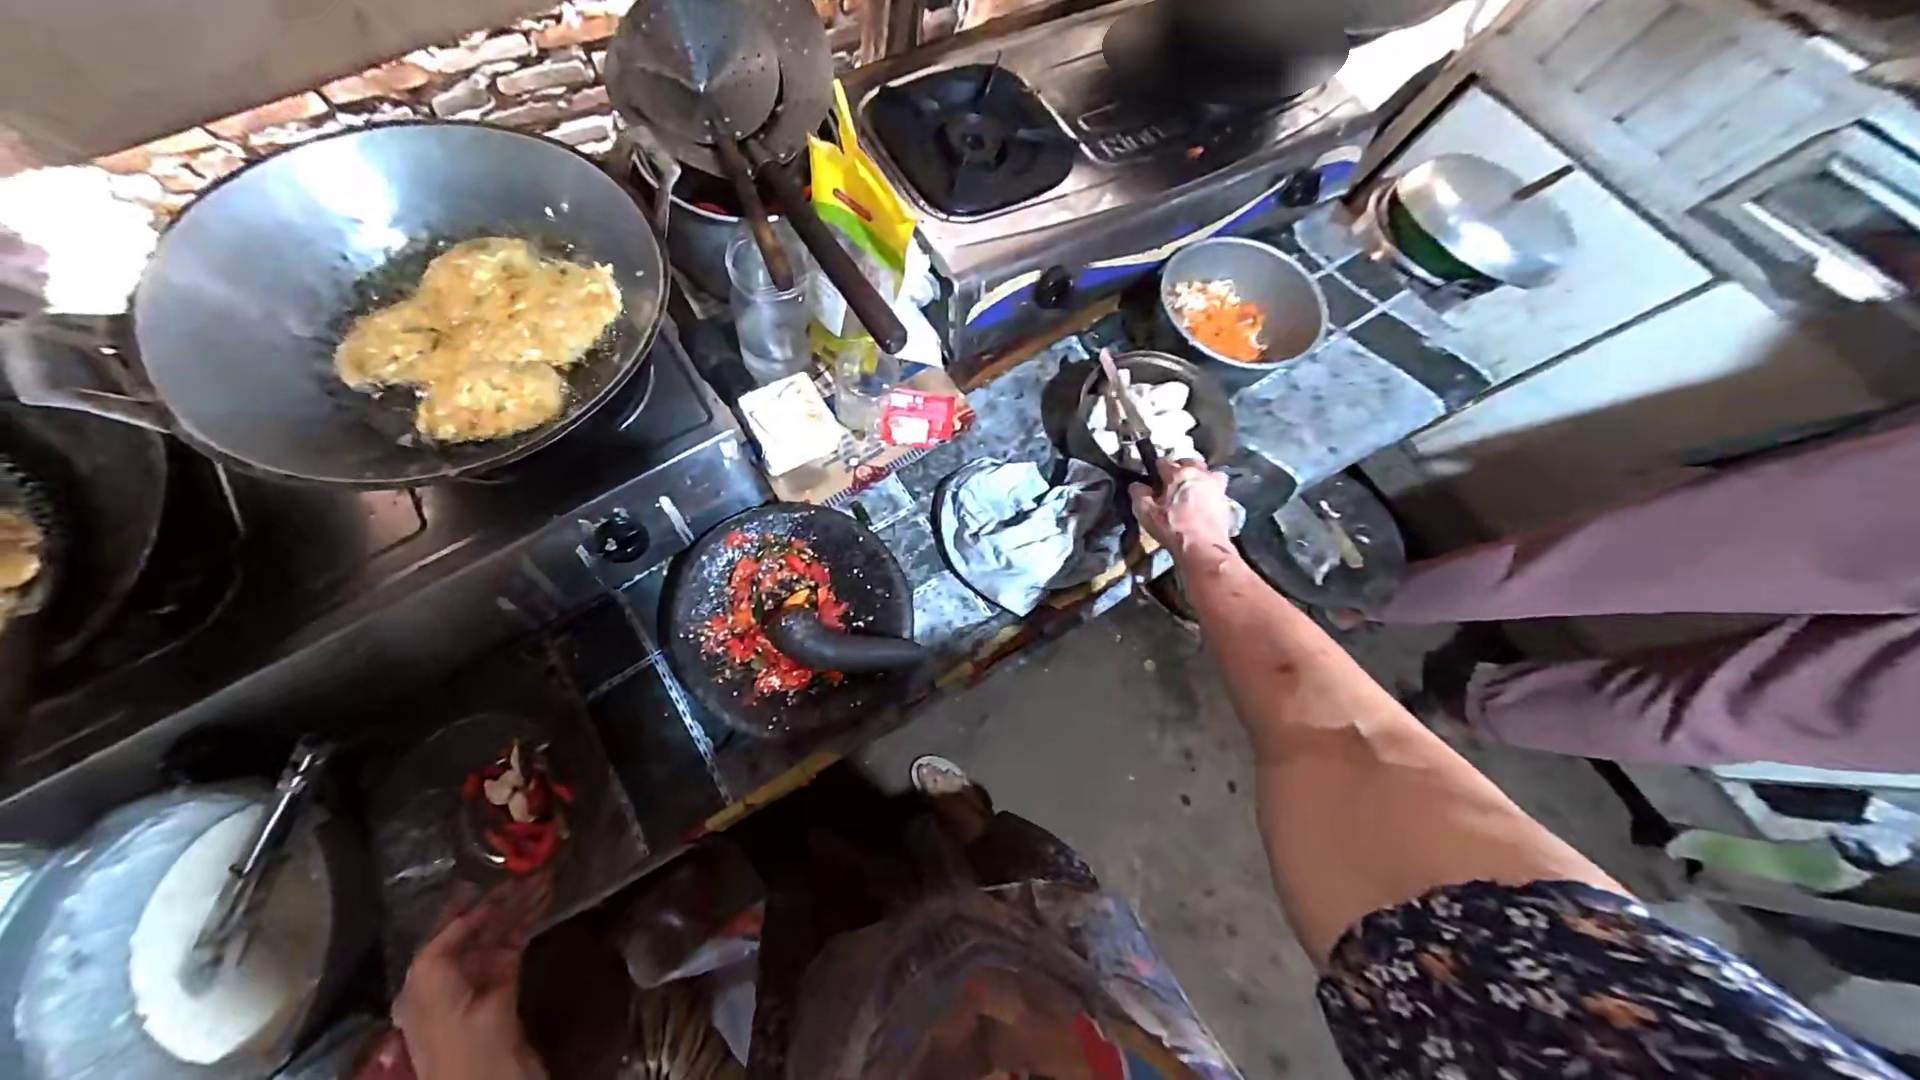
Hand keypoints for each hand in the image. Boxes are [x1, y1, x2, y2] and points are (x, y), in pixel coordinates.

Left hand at [393, 886, 549, 1079]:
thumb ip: (493, 966)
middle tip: (525, 874)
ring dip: (516, 909)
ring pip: (493, 939)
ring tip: (543, 881)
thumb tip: (492, 921)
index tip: (495, 889)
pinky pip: (507, 951)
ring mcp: (474, 989)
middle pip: (469, 936)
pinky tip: (542, 905)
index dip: (465, 915)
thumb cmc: (480, 1059)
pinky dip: (523, 927)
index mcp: (425, 994)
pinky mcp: (498, 994)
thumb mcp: (485, 1013)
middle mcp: (445, 987)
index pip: (439, 943)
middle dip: (496, 904)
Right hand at [1129, 459, 1235, 559]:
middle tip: (1173, 482)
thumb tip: (1137, 485)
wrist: (1203, 546)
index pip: (1164, 462)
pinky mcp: (1226, 499)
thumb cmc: (1172, 527)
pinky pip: (1217, 489)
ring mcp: (1216, 485)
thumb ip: (1138, 494)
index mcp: (1178, 473)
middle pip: (1189, 462)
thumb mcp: (1145, 512)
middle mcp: (1199, 473)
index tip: (1154, 479)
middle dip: (1180, 468)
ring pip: (1207, 472)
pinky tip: (1205, 502)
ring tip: (1193, 489)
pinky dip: (1210, 491)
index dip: (1156, 470)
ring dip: (1199, 476)